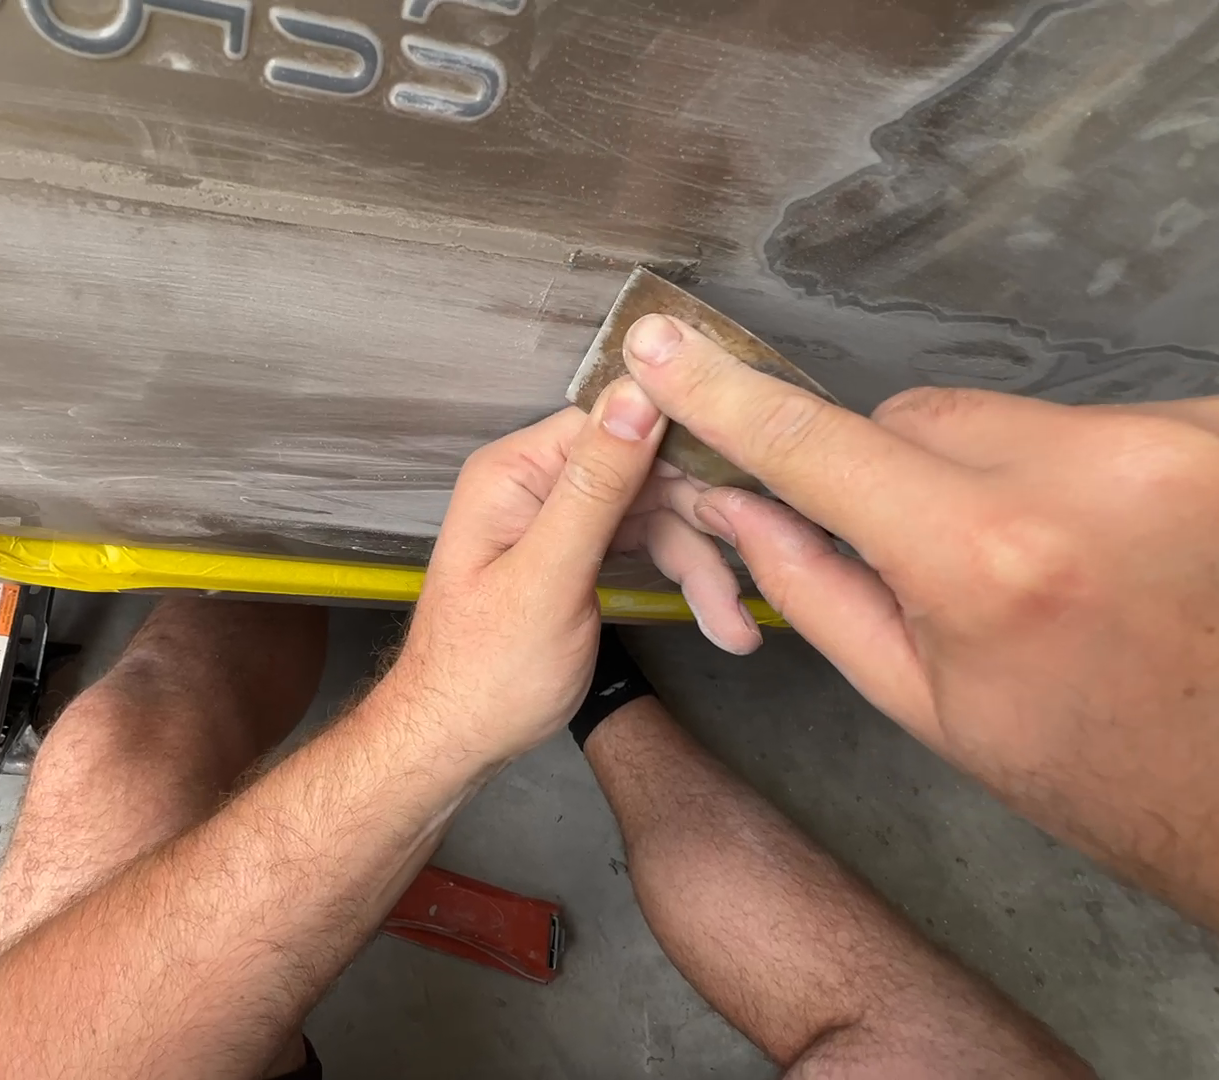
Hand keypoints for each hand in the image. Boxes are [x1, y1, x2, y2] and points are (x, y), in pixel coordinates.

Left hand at [383, 379, 758, 765]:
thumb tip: (638, 391)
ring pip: (651, 511)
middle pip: (641, 467)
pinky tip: (715, 615)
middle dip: (700, 517)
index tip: (753, 470)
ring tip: (734, 622)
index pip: (612, 420)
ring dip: (699, 561)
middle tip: (759, 558)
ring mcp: (555, 519)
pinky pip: (639, 543)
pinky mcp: (574, 553)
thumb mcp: (546, 577)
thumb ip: (593, 487)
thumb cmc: (487, 670)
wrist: (459, 737)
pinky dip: (678, 576)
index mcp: (514, 473)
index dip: (682, 439)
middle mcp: (533, 483)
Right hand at [620, 313, 1218, 969]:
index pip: (812, 445)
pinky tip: (1116, 539)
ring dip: (982, 469)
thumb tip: (736, 500)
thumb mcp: (915, 693)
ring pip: (1000, 415)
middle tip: (920, 548)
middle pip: (910, 416)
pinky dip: (1071, 467)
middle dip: (883, 469)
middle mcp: (1103, 471)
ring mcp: (1209, 433)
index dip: (722, 394)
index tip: (661, 346)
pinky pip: (1093, 418)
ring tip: (1038, 556)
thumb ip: (807, 583)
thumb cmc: (1088, 766)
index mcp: (990, 559)